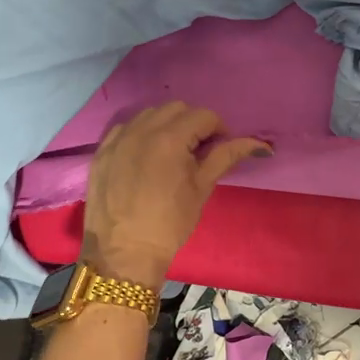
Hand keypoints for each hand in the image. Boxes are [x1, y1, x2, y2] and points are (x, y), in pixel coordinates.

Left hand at [80, 103, 270, 289]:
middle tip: (198, 150)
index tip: (219, 149)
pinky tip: (146, 156)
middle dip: (193, 123)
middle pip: (176, 108)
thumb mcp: (203, 187)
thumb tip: (259, 143)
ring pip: (149, 114)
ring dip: (166, 125)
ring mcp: (117, 140)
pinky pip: (125, 128)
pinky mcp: (101, 152)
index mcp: (170, 140)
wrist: (124, 251)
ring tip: (172, 152)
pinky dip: (141, 133)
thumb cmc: (171, 221)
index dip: (218, 130)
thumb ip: (226, 156)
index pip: (203, 115)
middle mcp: (141, 131)